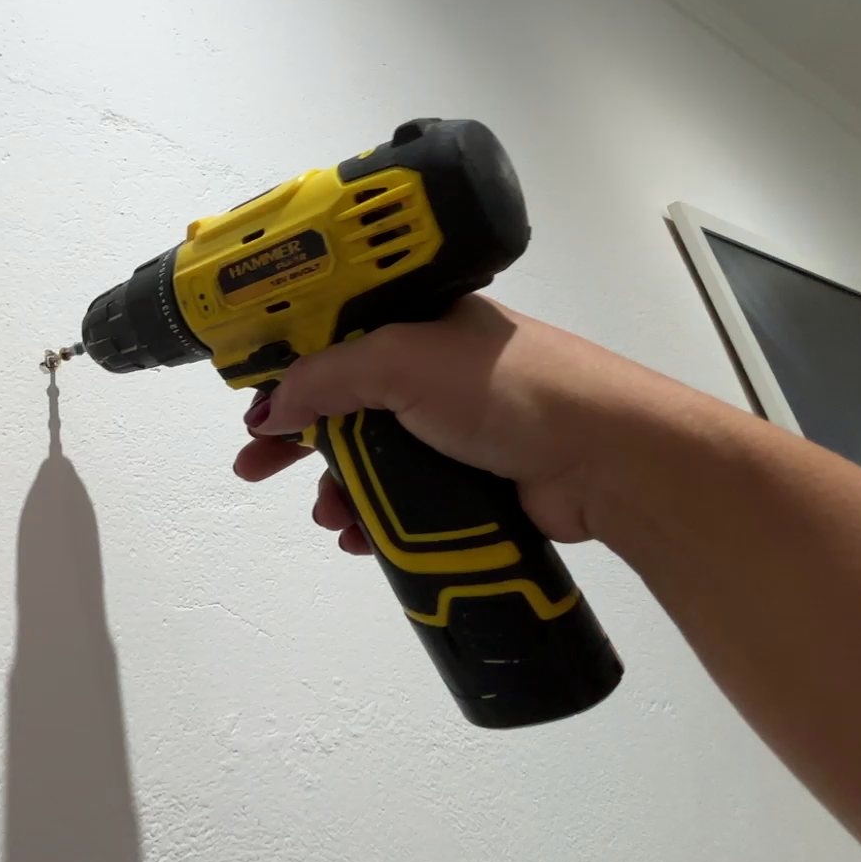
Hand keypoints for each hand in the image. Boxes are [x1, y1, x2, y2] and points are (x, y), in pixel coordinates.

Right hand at [232, 295, 687, 549]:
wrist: (609, 459)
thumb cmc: (502, 388)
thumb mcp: (400, 361)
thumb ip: (325, 378)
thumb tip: (268, 410)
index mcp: (412, 324)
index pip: (328, 341)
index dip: (285, 371)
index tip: (255, 406)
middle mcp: (424, 371)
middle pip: (338, 403)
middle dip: (293, 439)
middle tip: (251, 467)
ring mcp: (445, 426)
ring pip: (365, 456)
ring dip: (336, 487)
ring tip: (329, 518)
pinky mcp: (462, 475)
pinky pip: (398, 493)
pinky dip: (373, 514)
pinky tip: (359, 537)